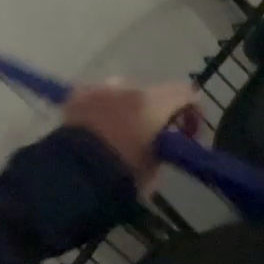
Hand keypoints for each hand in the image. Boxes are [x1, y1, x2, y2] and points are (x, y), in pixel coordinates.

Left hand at [62, 79, 199, 187]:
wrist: (72, 175)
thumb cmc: (119, 175)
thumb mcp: (152, 169)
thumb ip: (162, 149)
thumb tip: (159, 145)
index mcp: (152, 104)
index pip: (185, 93)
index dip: (192, 111)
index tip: (188, 132)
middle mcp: (126, 89)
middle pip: (151, 93)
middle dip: (155, 111)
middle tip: (150, 135)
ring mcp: (98, 89)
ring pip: (121, 90)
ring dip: (126, 105)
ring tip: (119, 129)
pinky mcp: (75, 96)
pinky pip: (95, 95)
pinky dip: (101, 106)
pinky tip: (97, 125)